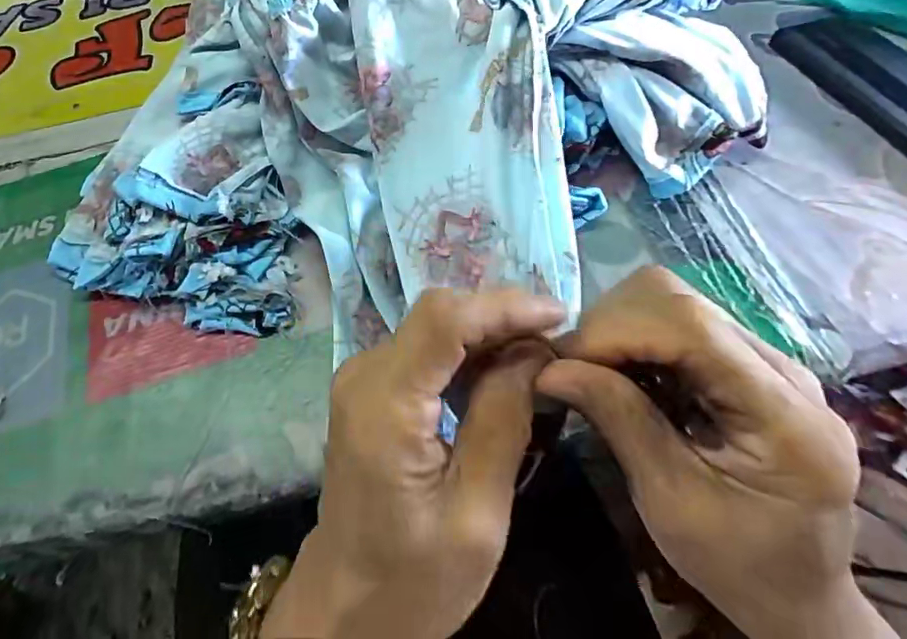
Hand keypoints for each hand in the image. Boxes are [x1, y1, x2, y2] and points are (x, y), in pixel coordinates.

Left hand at [262, 289, 564, 638]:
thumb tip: (532, 352)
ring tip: (542, 352)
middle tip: (559, 339)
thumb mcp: (477, 512)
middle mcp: (363, 373)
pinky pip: (419, 353)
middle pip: (434, 317)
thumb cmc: (416, 576)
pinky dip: (462, 354)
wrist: (348, 599)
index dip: (502, 306)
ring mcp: (360, 378)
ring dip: (484, 333)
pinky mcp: (366, 390)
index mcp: (385, 401)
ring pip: (428, 329)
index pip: (442, 320)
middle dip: (498, 316)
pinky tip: (502, 371)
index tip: (558, 314)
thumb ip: (502, 421)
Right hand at [535, 267, 891, 638]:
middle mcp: (785, 372)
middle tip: (575, 369)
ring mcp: (768, 362)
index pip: (691, 326)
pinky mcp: (745, 362)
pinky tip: (624, 374)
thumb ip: (618, 420)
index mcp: (786, 417)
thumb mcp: (670, 500)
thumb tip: (547, 366)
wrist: (796, 596)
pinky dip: (633, 335)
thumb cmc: (737, 563)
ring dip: (618, 326)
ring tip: (597, 371)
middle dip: (610, 324)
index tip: (564, 362)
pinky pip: (676, 319)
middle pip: (676, 299)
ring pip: (671, 298)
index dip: (615, 330)